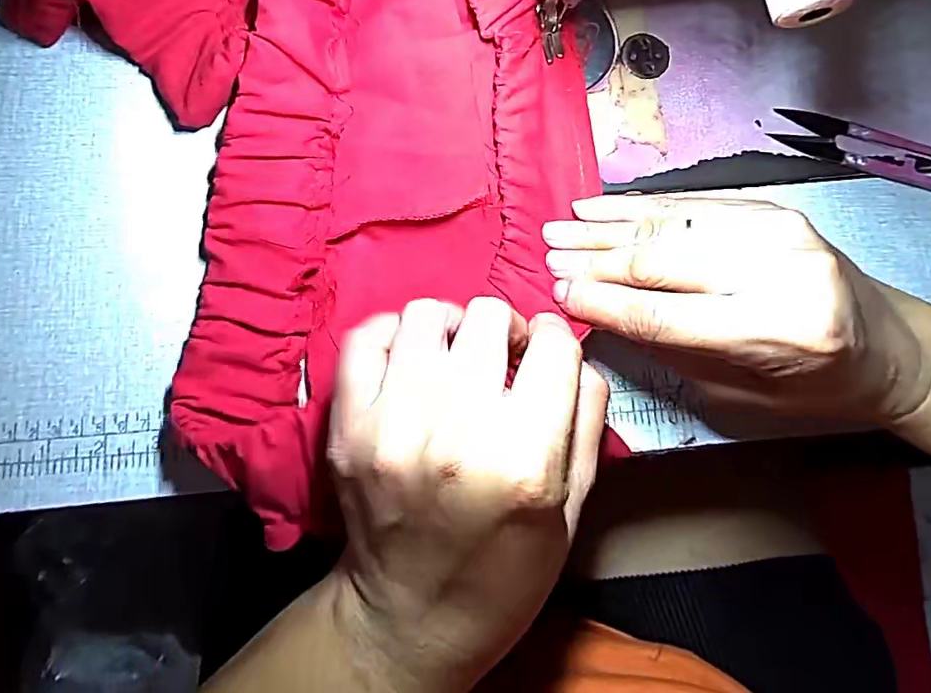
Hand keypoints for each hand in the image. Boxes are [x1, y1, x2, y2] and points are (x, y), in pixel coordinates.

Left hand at [325, 297, 608, 691]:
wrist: (410, 615)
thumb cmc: (503, 571)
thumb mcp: (571, 510)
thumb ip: (583, 418)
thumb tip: (568, 347)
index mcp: (524, 461)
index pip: (554, 346)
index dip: (555, 339)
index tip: (543, 350)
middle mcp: (455, 431)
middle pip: (487, 316)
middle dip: (504, 330)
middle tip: (500, 355)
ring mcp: (391, 422)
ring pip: (426, 314)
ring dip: (450, 327)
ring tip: (453, 356)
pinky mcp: (347, 422)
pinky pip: (367, 335)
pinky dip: (394, 334)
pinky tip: (409, 359)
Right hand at [543, 195, 930, 423]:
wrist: (895, 349)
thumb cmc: (817, 389)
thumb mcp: (741, 396)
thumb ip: (670, 348)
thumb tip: (599, 309)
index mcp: (779, 331)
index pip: (663, 313)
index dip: (603, 303)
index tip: (557, 294)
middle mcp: (779, 271)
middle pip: (659, 261)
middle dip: (594, 261)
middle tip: (548, 259)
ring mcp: (776, 230)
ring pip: (665, 225)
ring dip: (604, 228)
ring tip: (558, 230)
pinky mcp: (768, 208)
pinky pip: (686, 203)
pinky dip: (635, 206)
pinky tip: (596, 207)